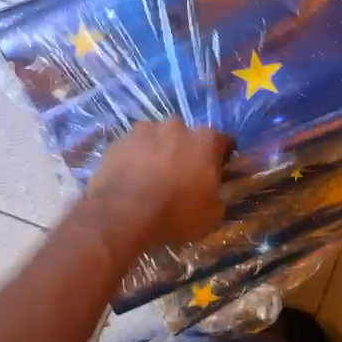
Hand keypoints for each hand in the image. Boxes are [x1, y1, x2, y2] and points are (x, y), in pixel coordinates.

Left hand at [81, 119, 230, 254]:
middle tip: (182, 175)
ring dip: (158, 151)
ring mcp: (144, 130)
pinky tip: (131, 179)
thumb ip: (216, 193)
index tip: (216, 171)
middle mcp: (177, 126)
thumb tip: (212, 188)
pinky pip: (133, 148)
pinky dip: (134, 159)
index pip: (223, 141)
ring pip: (157, 138)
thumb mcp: (212, 213)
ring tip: (152, 176)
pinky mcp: (118, 141)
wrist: (122, 215)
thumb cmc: (175, 213)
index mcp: (206, 140)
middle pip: (187, 136)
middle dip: (186, 151)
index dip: (221, 157)